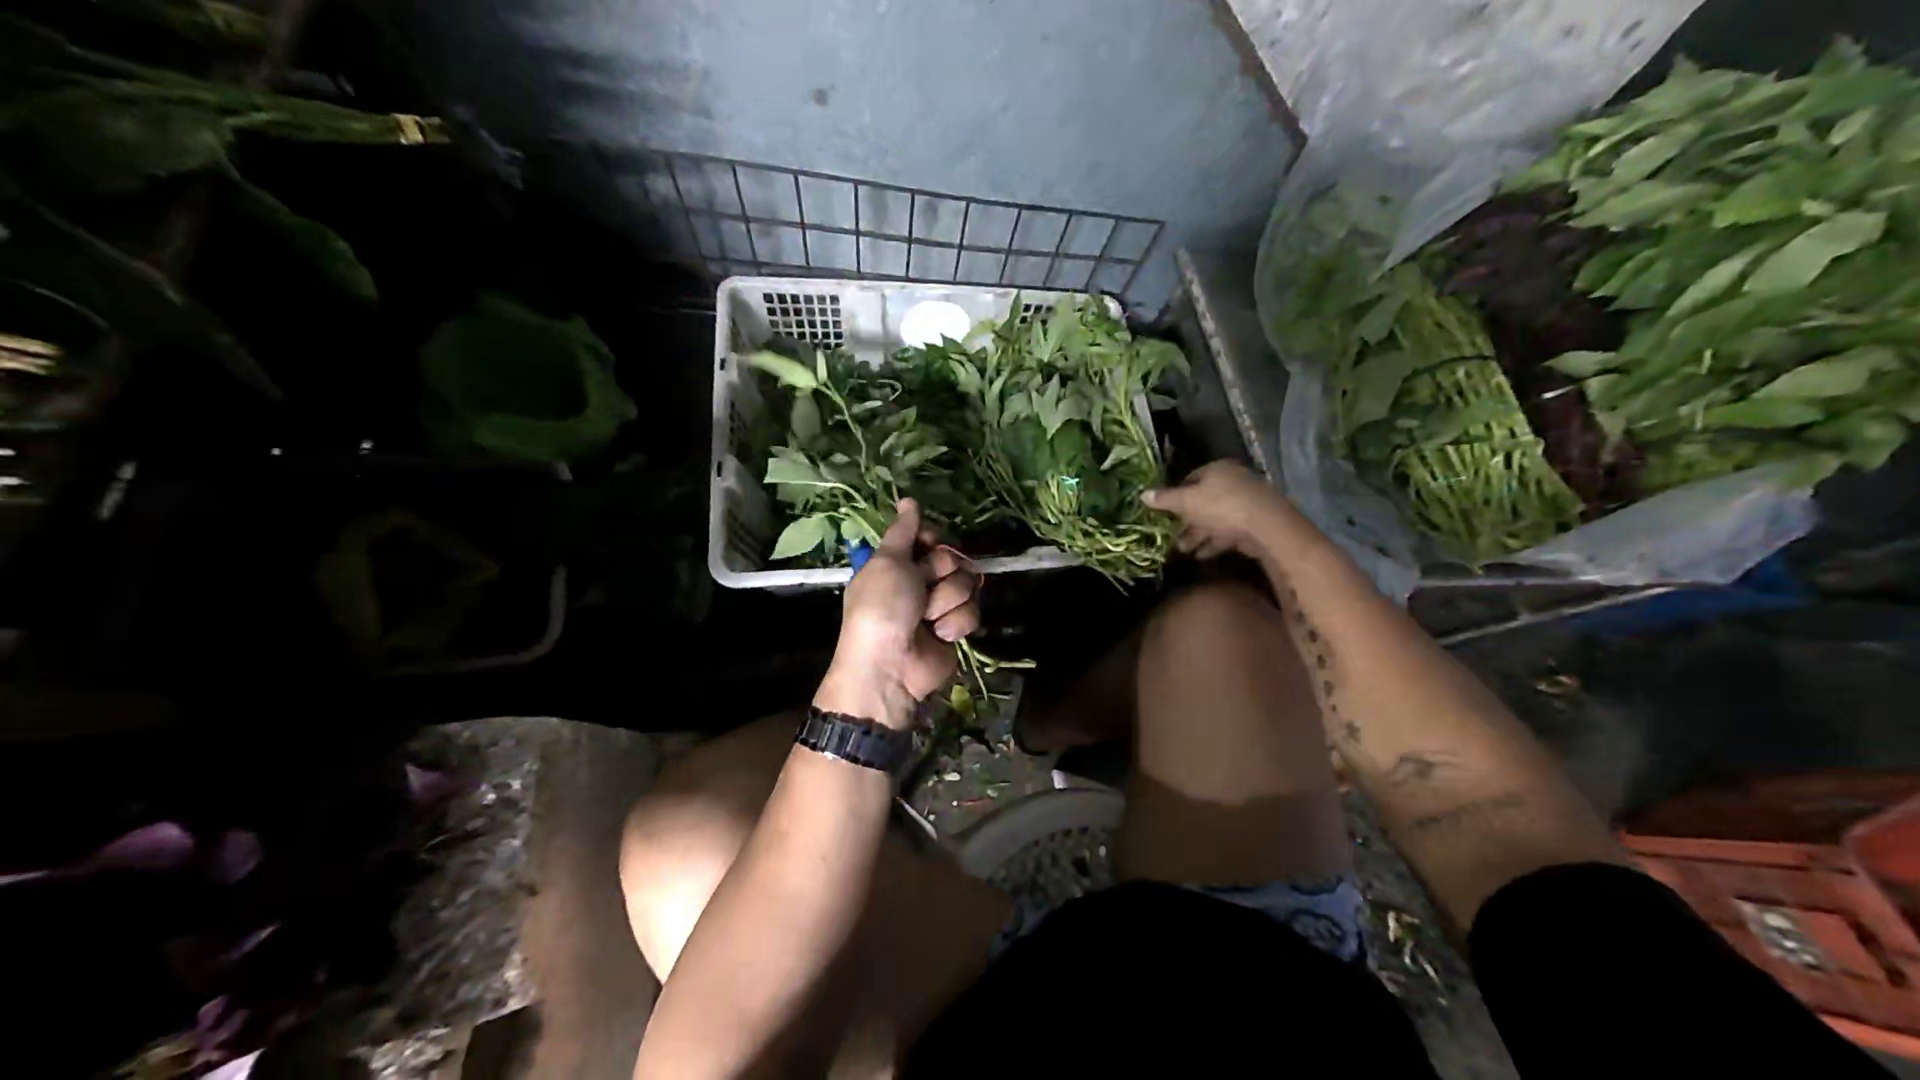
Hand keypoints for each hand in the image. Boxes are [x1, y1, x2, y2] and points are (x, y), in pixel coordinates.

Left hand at [813, 498, 980, 730]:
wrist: (890, 665)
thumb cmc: (881, 607)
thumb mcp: (887, 562)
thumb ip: (902, 531)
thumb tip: (908, 499)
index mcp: (897, 561)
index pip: (931, 535)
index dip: (933, 540)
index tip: (928, 545)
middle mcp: (919, 580)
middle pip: (953, 557)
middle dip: (940, 573)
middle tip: (922, 588)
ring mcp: (938, 605)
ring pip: (966, 584)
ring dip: (947, 601)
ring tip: (927, 618)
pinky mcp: (955, 628)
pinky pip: (971, 611)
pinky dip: (955, 623)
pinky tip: (939, 635)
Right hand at [1142, 460, 1304, 560]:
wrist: (1265, 526)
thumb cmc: (1220, 506)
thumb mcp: (1186, 502)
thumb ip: (1164, 499)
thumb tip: (1143, 494)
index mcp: (1218, 470)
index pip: (1191, 478)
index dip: (1176, 495)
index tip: (1166, 512)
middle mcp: (1234, 482)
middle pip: (1204, 501)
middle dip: (1186, 521)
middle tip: (1172, 536)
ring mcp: (1247, 503)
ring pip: (1216, 518)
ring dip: (1198, 534)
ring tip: (1184, 551)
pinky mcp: (1255, 523)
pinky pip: (1229, 531)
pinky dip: (1214, 541)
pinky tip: (1202, 555)